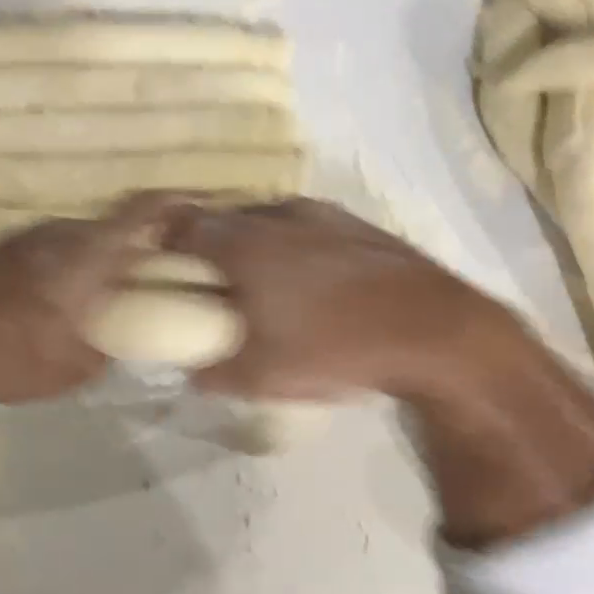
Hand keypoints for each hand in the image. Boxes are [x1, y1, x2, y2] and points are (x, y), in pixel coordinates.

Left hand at [0, 192, 197, 403]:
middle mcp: (54, 235)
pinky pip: (45, 252)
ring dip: (94, 260)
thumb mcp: (63, 372)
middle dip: (136, 248)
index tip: (199, 210)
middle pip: (109, 229)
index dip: (173, 205)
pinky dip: (62, 268)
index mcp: (81, 257)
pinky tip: (54, 300)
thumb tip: (117, 344)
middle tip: (151, 275)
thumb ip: (102, 353)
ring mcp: (20, 239)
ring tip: (102, 294)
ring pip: (74, 241)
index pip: (139, 212)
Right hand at [165, 198, 522, 401]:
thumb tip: (191, 371)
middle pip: (224, 220)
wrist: (438, 334)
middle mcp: (279, 217)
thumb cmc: (332, 349)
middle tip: (200, 283)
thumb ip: (209, 372)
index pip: (183, 227)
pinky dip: (289, 249)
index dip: (161, 246)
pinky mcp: (360, 226)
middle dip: (205, 247)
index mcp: (244, 244)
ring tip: (250, 284)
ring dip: (250, 246)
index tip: (154, 270)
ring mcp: (325, 216)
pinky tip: (300, 284)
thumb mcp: (255, 378)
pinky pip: (304, 230)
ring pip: (267, 222)